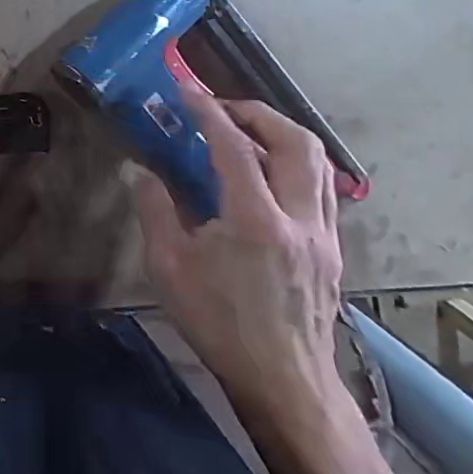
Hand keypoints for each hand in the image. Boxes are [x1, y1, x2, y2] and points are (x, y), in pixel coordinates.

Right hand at [135, 92, 346, 411]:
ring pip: (319, 160)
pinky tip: (272, 174)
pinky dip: (297, 164)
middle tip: (225, 110)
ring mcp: (323, 231)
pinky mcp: (332, 246)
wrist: (284, 381)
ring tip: (249, 132)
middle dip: (259, 113)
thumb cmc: (221, 325)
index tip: (189, 91)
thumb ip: (154, 212)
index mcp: (255, 220)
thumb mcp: (170, 270)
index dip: (209, 112)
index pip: (234, 147)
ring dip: (283, 134)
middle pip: (295, 140)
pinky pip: (323, 186)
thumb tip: (140, 172)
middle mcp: (298, 216)